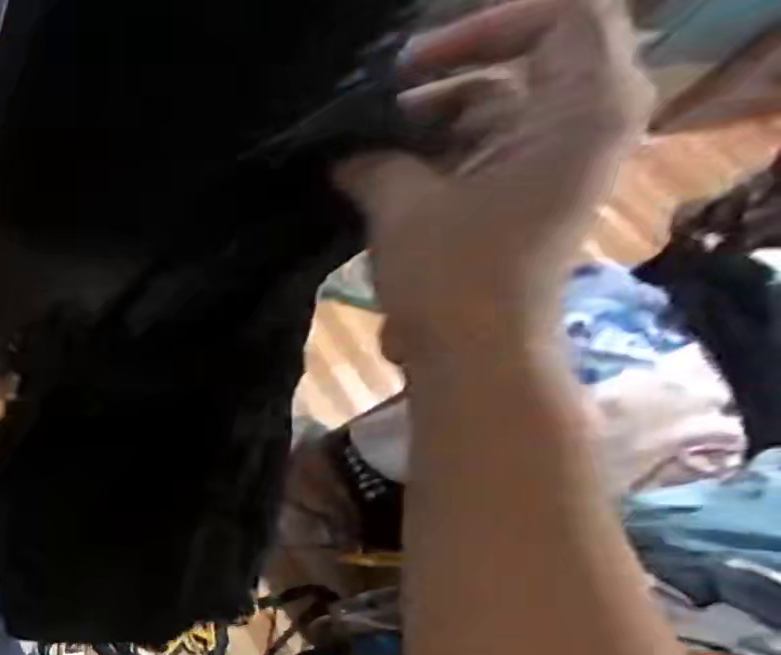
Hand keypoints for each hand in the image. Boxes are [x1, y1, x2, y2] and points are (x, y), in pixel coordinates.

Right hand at [335, 0, 651, 350]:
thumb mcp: (404, 207)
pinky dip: (427, 162)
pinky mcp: (517, 199)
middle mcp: (579, 125)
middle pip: (516, 69)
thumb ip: (374, 163)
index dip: (480, 29)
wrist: (472, 352)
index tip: (405, 69)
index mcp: (582, 109)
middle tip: (365, 117)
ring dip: (421, 132)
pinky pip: (475, 157)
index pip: (558, 19)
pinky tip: (372, 182)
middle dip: (436, 89)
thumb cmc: (453, 274)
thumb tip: (342, 149)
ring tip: (357, 157)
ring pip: (486, 118)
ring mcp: (548, 164)